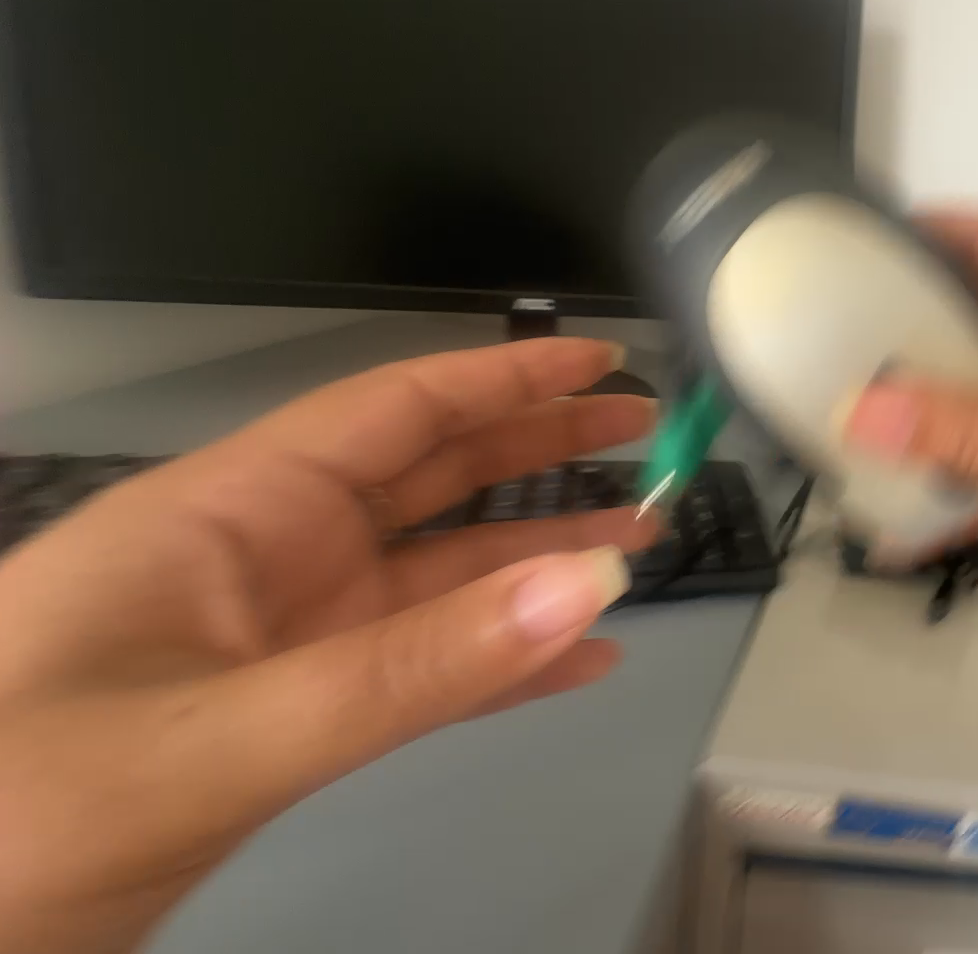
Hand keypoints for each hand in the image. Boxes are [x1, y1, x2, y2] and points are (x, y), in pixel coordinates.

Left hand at [0, 339, 655, 953]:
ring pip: (453, 572)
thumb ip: (414, 665)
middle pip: (441, 475)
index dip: (508, 376)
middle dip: (547, 448)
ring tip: (640, 543)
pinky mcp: (310, 712)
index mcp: (233, 515)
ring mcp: (296, 639)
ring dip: (549, 556)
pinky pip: (441, 665)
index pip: (400, 410)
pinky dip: (517, 658)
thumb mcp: (206, 743)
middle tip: (646, 437)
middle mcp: (275, 560)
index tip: (600, 360)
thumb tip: (591, 583)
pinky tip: (586, 660)